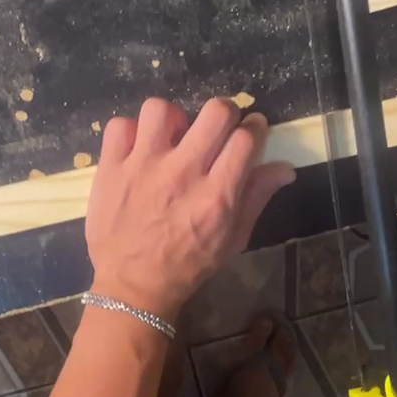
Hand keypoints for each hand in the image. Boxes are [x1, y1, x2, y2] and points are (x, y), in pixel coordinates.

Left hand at [86, 97, 296, 321]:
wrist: (132, 287)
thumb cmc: (189, 266)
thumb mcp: (233, 239)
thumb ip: (257, 198)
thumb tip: (285, 167)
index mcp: (216, 195)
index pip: (246, 138)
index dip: (255, 128)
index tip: (251, 131)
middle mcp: (182, 173)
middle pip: (215, 113)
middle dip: (225, 114)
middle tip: (218, 130)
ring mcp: (142, 167)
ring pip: (162, 109)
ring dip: (173, 119)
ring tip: (173, 139)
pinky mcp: (111, 168)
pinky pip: (120, 125)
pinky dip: (132, 133)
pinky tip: (139, 150)